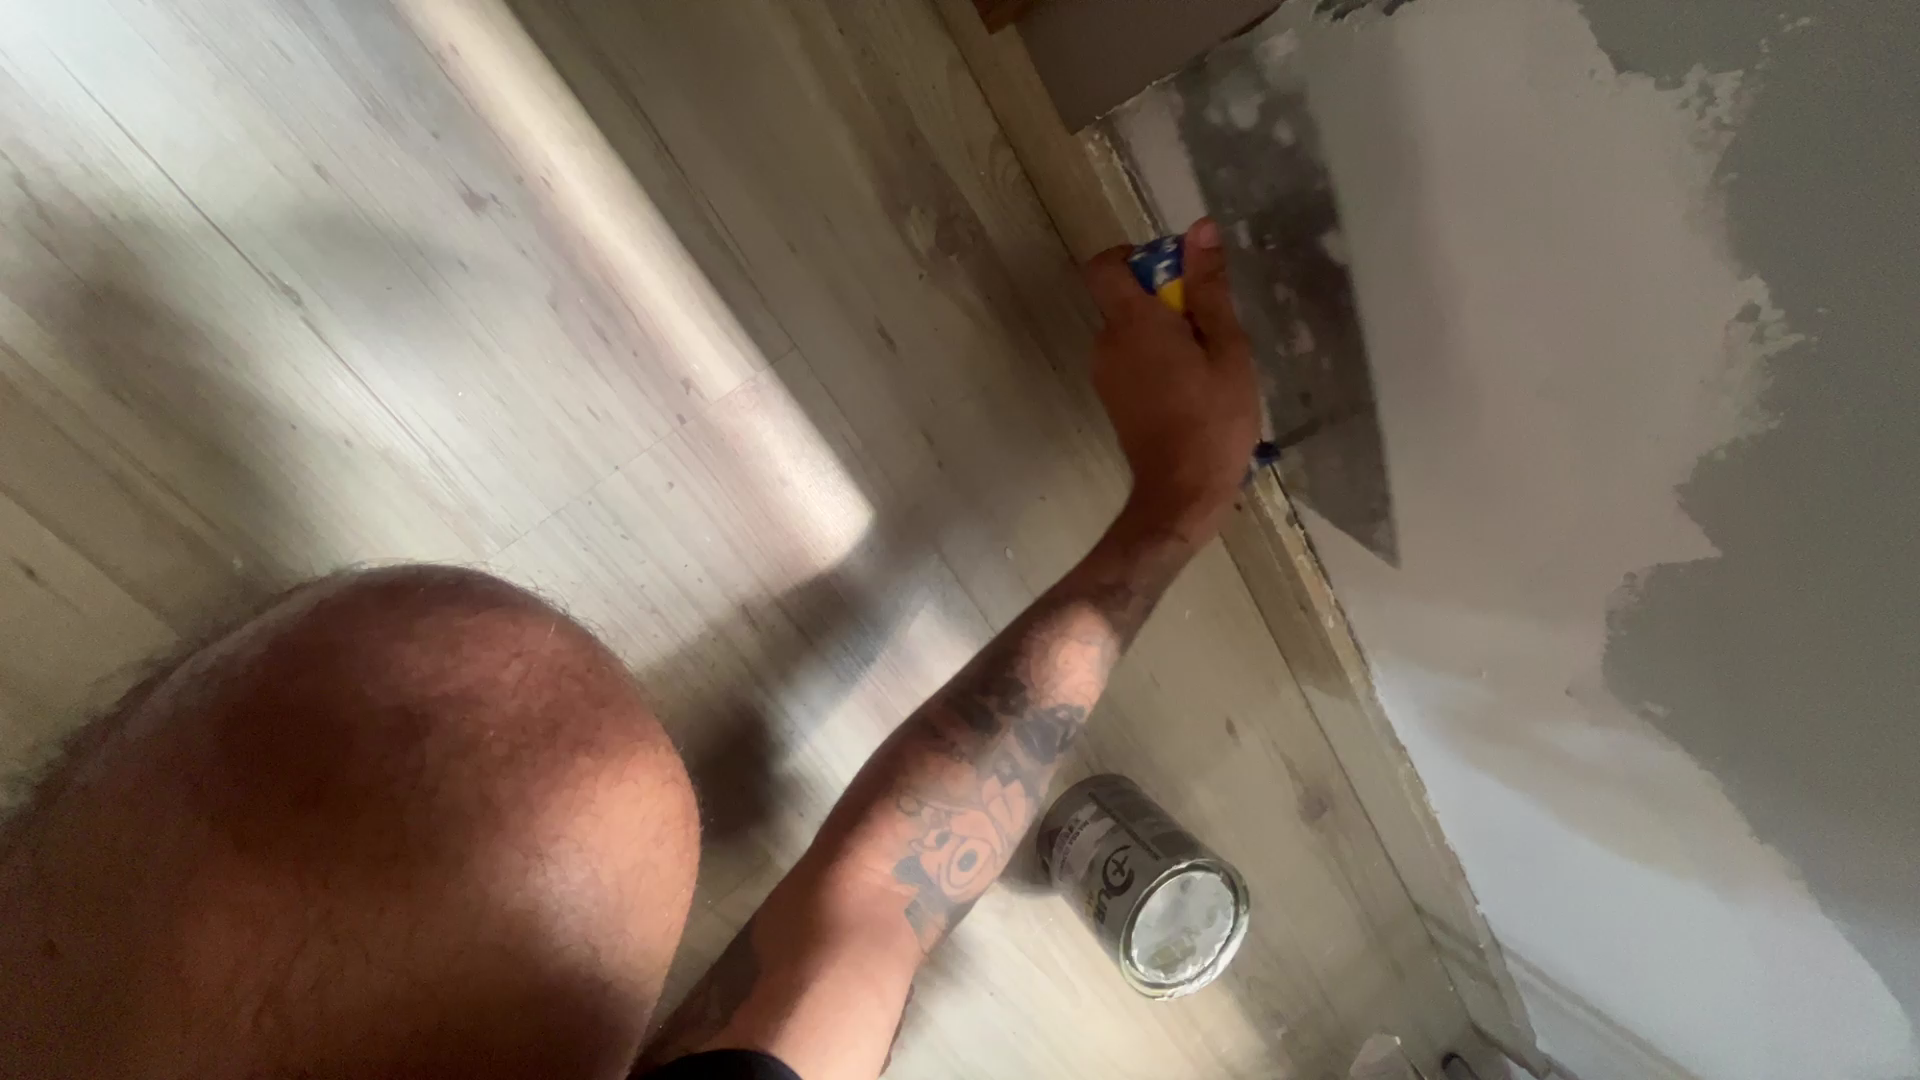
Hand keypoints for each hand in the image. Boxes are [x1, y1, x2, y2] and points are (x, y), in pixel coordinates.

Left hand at [1085, 218, 1259, 540]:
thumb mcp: (1226, 348)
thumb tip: (1198, 230)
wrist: (1180, 489)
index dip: (1132, 256)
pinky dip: (1155, 358)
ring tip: (1207, 361)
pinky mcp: (1111, 398)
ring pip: (1129, 330)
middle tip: (1211, 324)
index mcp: (1131, 323)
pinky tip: (1191, 385)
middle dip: (1163, 297)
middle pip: (1122, 297)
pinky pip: (1129, 358)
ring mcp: (1104, 374)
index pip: (1103, 266)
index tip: (1174, 268)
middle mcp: (1106, 344)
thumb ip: (1209, 287)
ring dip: (1163, 331)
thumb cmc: (1213, 418)